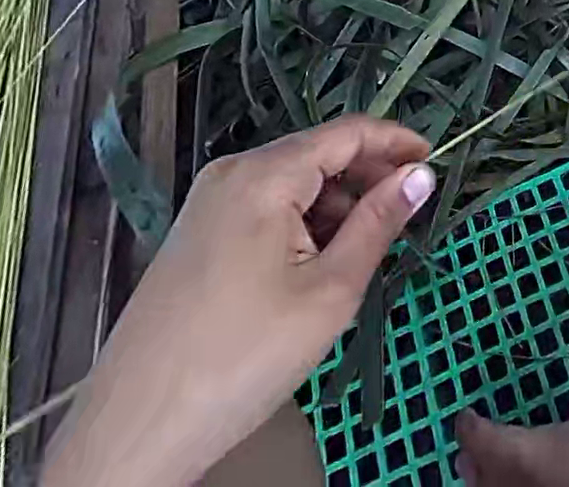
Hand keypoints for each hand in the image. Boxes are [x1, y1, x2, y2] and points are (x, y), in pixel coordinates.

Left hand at [40, 116, 435, 486]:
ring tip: (367, 244)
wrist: (132, 435)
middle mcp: (232, 171)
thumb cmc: (245, 358)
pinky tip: (321, 259)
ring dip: (338, 201)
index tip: (436, 161)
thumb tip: (423, 174)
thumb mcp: (331, 289)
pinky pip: (268, 204)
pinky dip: (305, 219)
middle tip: (409, 209)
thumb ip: (380, 220)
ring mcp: (209, 200)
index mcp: (264, 174)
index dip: (397, 141)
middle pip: (319, 153)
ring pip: (295, 180)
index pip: (348, 132)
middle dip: (369, 174)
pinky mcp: (198, 230)